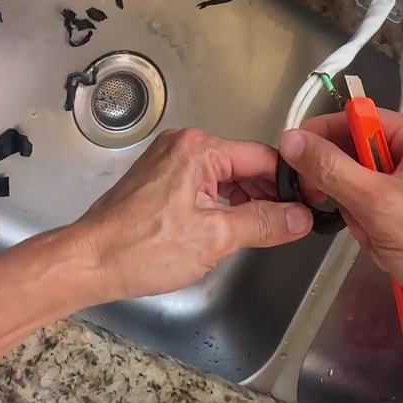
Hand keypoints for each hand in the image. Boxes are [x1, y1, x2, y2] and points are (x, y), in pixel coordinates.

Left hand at [66, 128, 313, 301]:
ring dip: (246, 200)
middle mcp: (184, 143)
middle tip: (293, 225)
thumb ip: (264, 223)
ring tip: (266, 230)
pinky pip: (204, 181)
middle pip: (242, 164)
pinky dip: (222, 201)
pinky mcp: (160, 176)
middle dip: (268, 193)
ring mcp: (169, 158)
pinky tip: (233, 226)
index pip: (261, 157)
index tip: (311, 205)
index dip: (289, 183)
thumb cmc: (146, 248)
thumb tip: (302, 216)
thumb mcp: (215, 238)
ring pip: (224, 174)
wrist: (90, 260)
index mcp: (198, 148)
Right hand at [281, 110, 402, 331]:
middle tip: (359, 221)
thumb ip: (329, 168)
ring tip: (383, 243)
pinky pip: (394, 202)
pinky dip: (384, 225)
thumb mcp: (376, 206)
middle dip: (353, 190)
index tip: (296, 162)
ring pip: (377, 183)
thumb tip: (290, 138)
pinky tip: (393, 251)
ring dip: (367, 214)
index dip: (325, 138)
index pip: (361, 119)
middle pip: (367, 153)